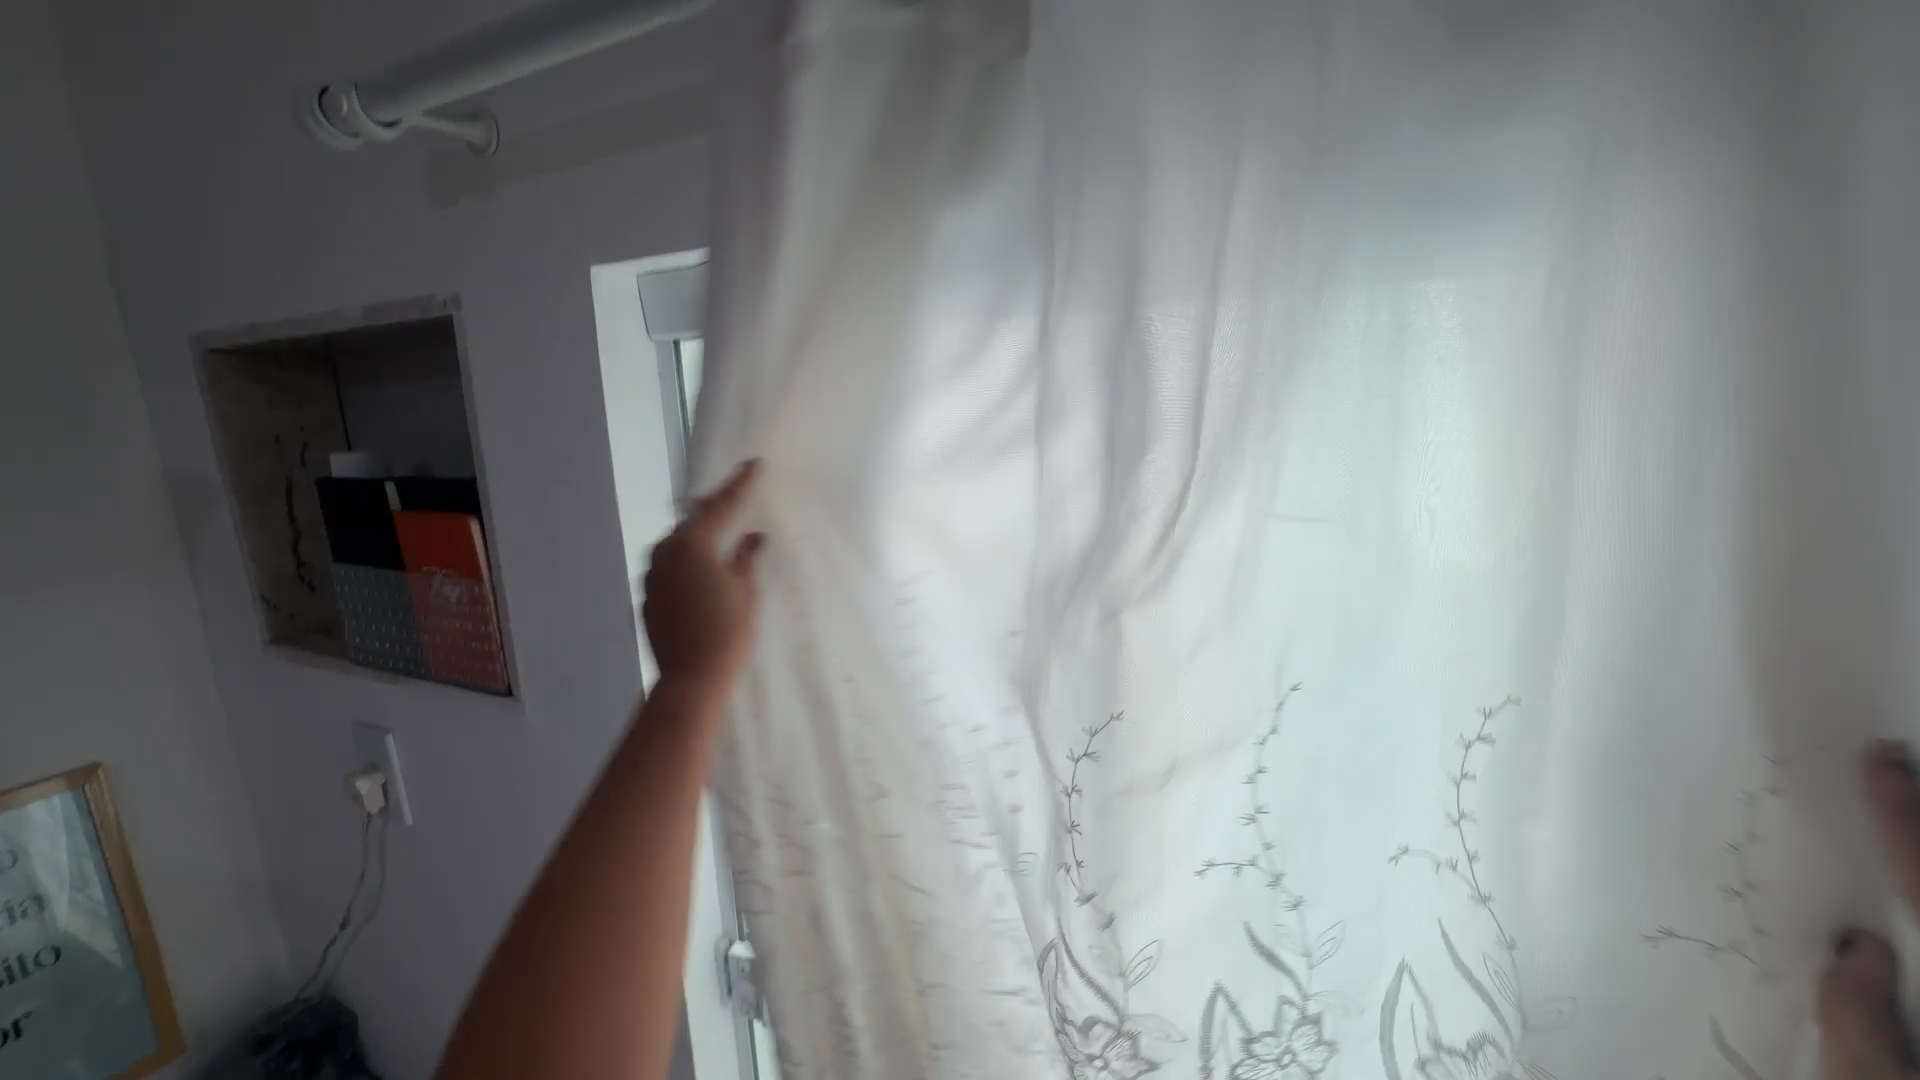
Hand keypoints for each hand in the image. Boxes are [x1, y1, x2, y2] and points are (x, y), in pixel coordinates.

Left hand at [642, 460, 765, 694]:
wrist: (691, 677)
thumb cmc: (728, 631)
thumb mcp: (746, 591)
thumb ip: (746, 557)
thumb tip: (753, 537)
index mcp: (694, 544)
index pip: (723, 506)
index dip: (741, 484)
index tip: (755, 463)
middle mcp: (667, 552)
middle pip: (694, 520)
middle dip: (715, 508)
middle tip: (735, 496)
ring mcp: (652, 574)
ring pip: (678, 542)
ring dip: (699, 535)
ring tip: (720, 532)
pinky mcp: (649, 596)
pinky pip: (670, 566)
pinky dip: (688, 560)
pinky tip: (703, 570)